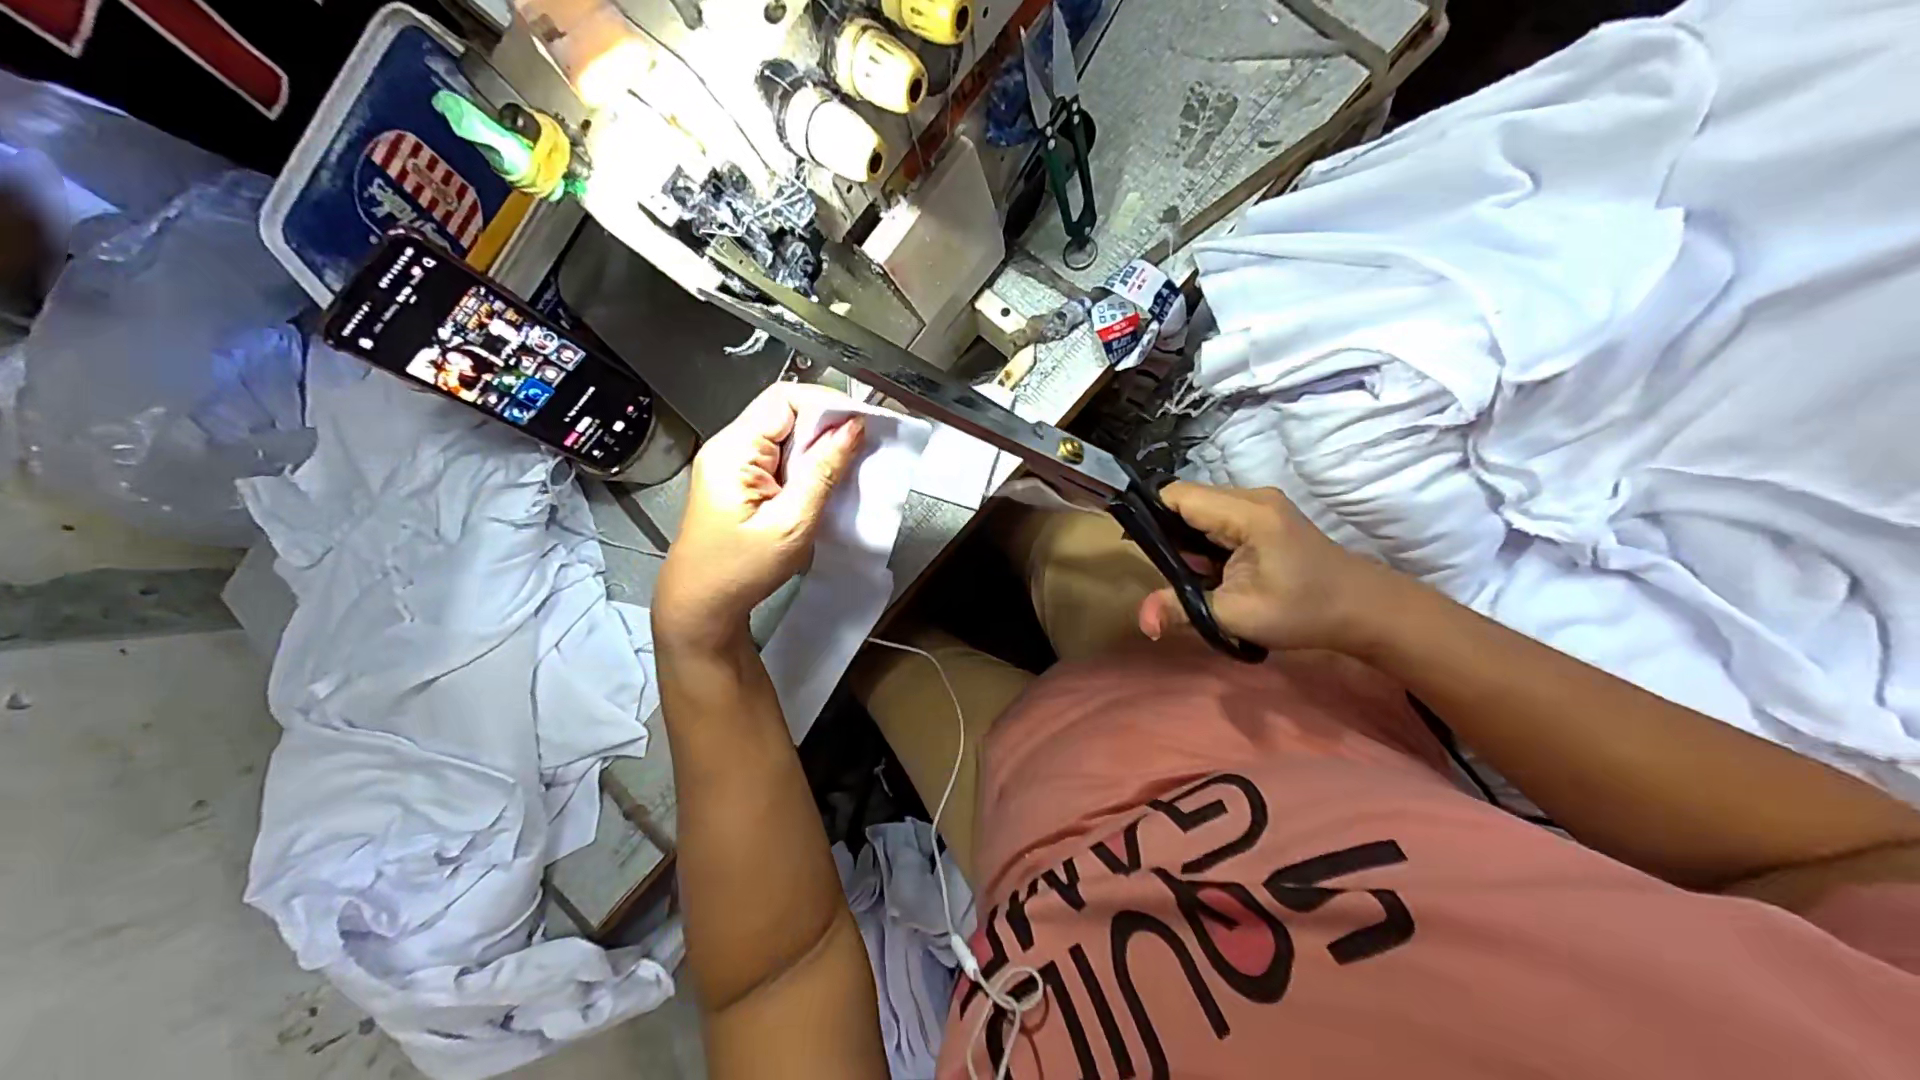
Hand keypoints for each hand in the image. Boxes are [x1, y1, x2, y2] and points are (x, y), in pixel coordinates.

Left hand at [654, 383, 864, 652]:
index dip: (827, 404)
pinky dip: (806, 465)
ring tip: (841, 473)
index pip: (784, 398)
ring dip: (818, 448)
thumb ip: (823, 471)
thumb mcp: (792, 523)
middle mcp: (728, 448)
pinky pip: (780, 455)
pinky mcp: (741, 477)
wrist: (702, 603)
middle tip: (858, 451)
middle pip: (787, 412)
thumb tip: (851, 429)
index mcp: (733, 452)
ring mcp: (733, 462)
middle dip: (827, 427)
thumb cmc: (736, 572)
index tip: (860, 422)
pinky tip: (819, 485)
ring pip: (786, 434)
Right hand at [1138, 482, 1398, 653]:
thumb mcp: (1238, 615)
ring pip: (1203, 511)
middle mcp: (1252, 497)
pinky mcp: (1265, 517)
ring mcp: (1261, 505)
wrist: (1364, 610)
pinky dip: (1207, 543)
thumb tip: (1142, 621)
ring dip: (1189, 541)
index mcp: (1247, 512)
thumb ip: (1183, 610)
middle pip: (1189, 501)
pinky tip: (1212, 571)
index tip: (1138, 548)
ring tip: (1193, 574)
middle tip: (1168, 572)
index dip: (1151, 516)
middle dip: (1170, 534)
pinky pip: (1219, 519)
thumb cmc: (1303, 611)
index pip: (1179, 495)